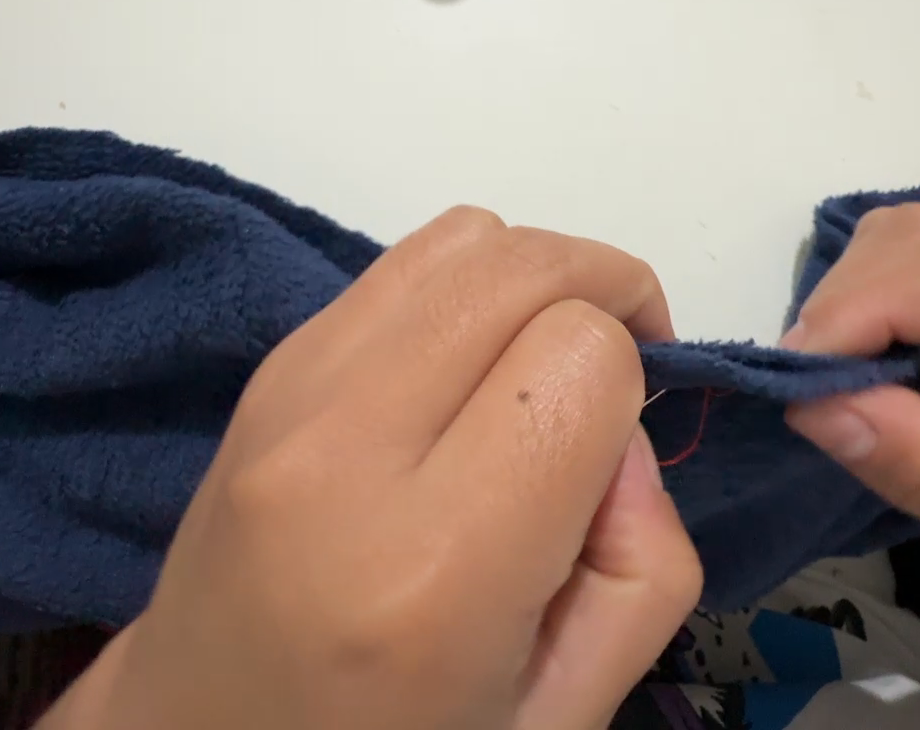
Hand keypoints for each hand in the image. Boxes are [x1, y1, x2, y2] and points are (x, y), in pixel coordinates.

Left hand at [41, 208, 702, 729]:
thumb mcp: (563, 713)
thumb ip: (645, 562)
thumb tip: (621, 424)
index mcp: (431, 566)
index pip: (580, 356)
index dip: (630, 379)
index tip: (621, 436)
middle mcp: (347, 447)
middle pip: (522, 265)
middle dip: (603, 286)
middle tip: (618, 357)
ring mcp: (294, 384)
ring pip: (464, 237)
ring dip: (534, 275)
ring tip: (539, 352)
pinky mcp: (275, 357)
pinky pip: (407, 263)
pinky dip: (468, 285)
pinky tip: (464, 359)